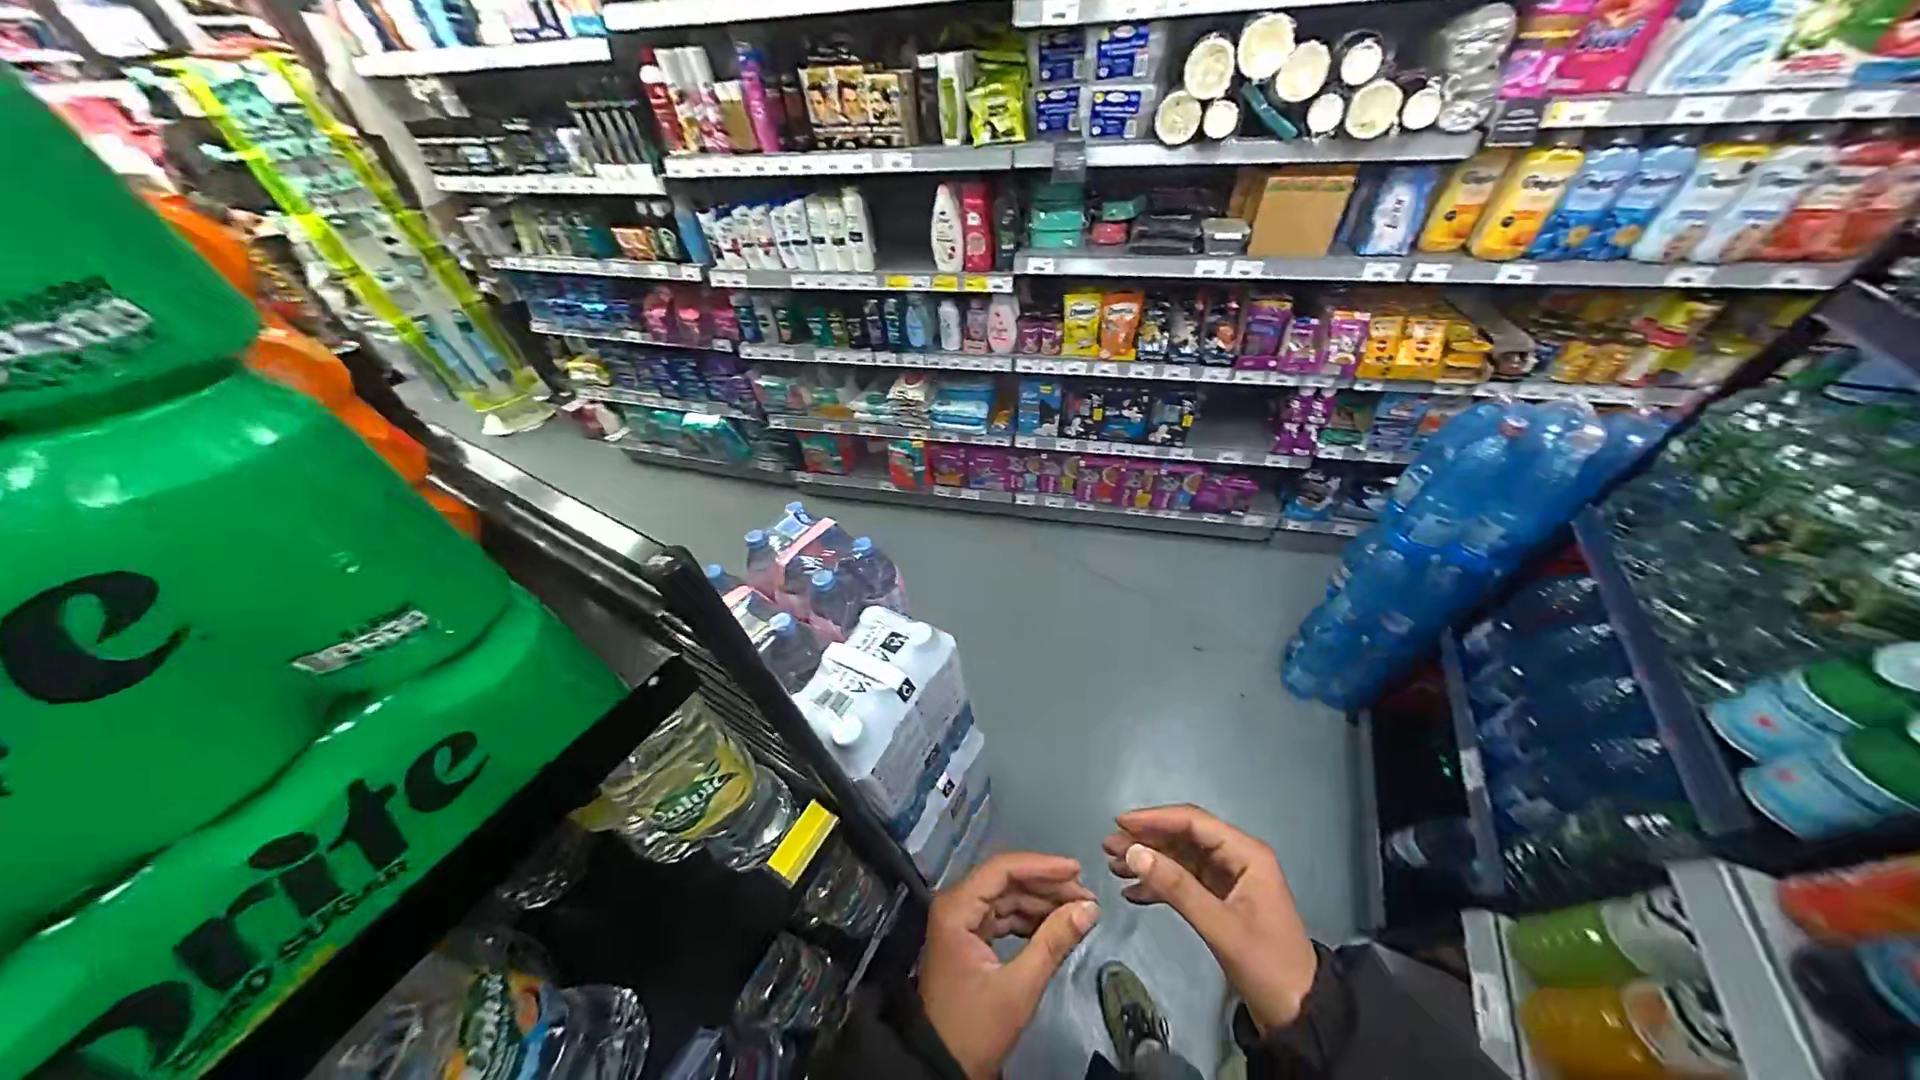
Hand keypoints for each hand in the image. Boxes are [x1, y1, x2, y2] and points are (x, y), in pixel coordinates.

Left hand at [919, 853, 1100, 1079]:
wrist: (942, 1068)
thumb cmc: (976, 1027)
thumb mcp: (1019, 986)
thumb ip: (1053, 942)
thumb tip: (1089, 908)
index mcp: (956, 907)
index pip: (1002, 870)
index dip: (1042, 866)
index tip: (1077, 870)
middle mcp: (955, 905)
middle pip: (1005, 881)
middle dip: (1046, 886)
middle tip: (1085, 896)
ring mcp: (961, 921)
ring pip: (1006, 897)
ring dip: (1041, 902)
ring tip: (1078, 911)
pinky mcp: (969, 938)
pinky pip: (1002, 917)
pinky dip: (1029, 919)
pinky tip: (1056, 926)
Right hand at [1103, 804, 1317, 1033]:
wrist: (1301, 1016)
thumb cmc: (1266, 965)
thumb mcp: (1220, 926)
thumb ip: (1176, 887)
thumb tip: (1134, 852)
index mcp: (1246, 854)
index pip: (1193, 822)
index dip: (1155, 819)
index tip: (1120, 822)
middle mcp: (1236, 858)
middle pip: (1183, 837)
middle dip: (1146, 840)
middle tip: (1109, 846)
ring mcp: (1227, 879)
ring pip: (1179, 858)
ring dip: (1148, 861)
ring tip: (1114, 866)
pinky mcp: (1220, 900)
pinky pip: (1183, 882)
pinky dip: (1158, 885)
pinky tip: (1133, 893)